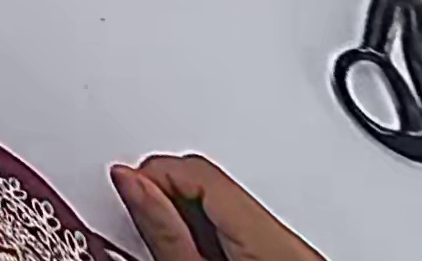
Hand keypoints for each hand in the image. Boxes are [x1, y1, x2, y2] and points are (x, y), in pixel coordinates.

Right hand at [111, 157, 324, 260]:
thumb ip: (163, 228)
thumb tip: (126, 176)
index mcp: (274, 243)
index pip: (194, 169)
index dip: (151, 176)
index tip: (130, 198)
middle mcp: (293, 244)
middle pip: (206, 180)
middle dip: (167, 194)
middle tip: (149, 228)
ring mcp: (296, 252)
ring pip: (222, 203)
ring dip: (187, 215)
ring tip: (175, 248)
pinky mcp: (288, 258)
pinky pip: (240, 224)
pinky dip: (210, 233)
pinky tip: (199, 255)